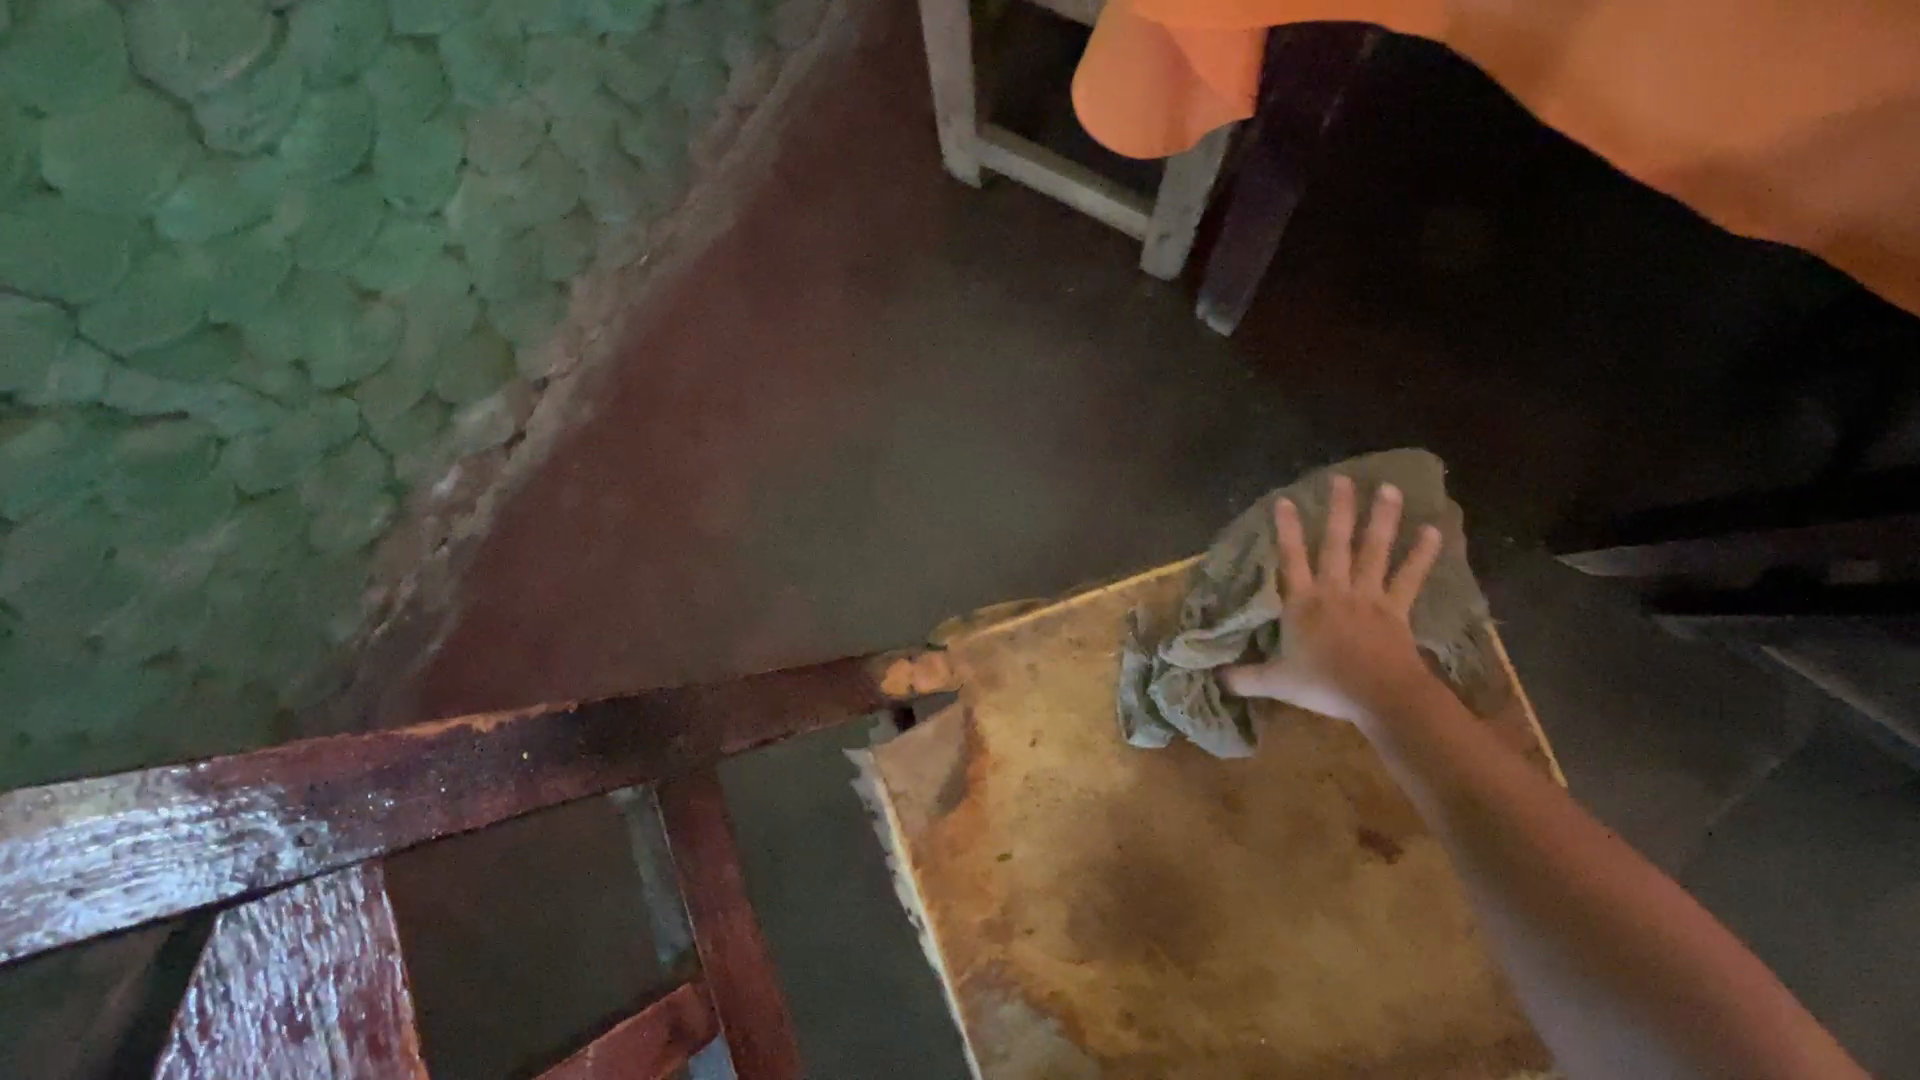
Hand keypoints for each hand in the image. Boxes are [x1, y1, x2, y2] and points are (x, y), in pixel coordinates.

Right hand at [1221, 475, 1444, 727]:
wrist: (1379, 695)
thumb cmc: (1324, 685)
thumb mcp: (1276, 683)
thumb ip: (1244, 677)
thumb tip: (1215, 676)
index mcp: (1302, 604)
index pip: (1291, 559)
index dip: (1287, 530)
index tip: (1286, 501)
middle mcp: (1334, 590)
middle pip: (1336, 544)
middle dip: (1339, 511)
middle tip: (1342, 479)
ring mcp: (1368, 597)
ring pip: (1374, 551)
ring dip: (1382, 519)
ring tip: (1390, 489)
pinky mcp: (1396, 609)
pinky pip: (1410, 578)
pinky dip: (1421, 555)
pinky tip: (1433, 531)